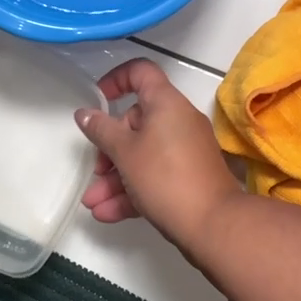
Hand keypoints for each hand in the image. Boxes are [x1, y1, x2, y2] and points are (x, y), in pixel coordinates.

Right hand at [75, 58, 242, 248]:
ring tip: (92, 203)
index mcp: (165, 103)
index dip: (116, 80)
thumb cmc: (165, 177)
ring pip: (142, 154)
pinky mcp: (189, 178)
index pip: (140, 72)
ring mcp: (185, 152)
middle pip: (135, 122)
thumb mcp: (124, 152)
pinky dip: (132, 190)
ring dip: (115, 178)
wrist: (216, 228)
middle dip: (109, 149)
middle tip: (95, 171)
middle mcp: (178, 121)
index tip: (98, 100)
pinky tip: (107, 213)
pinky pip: (155, 175)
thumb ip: (101, 130)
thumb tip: (84, 113)